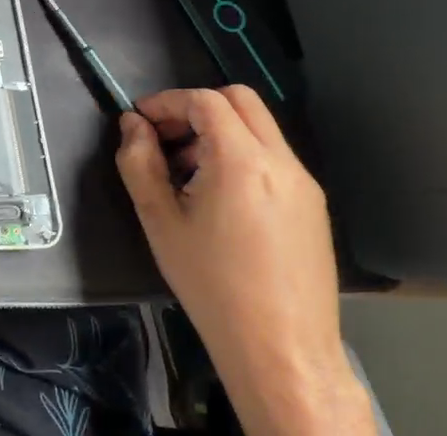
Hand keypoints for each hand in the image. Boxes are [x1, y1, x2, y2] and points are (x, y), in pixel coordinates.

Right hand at [116, 87, 374, 435]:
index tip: (140, 122)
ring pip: (259, 128)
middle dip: (195, 107)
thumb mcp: (158, 219)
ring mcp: (304, 184)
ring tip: (186, 173)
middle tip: (165, 138)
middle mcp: (281, 163)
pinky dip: (241, 154)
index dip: (166, 102)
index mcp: (242, 162)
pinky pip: (273, 158)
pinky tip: (218, 197)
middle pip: (240, 100)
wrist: (280, 346)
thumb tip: (133, 126)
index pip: (205, 101)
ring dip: (219, 131)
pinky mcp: (313, 206)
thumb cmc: (211, 282)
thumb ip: (139, 162)